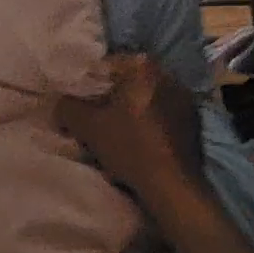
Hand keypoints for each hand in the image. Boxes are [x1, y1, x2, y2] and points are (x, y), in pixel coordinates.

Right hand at [57, 54, 203, 199]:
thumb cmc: (130, 147)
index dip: (89, 84)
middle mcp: (168, 73)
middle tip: (96, 118)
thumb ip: (68, 108)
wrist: (173, 186)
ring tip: (118, 133)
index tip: (79, 103)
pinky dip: (151, 123)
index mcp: (144, 66)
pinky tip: (141, 143)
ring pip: (148, 98)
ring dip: (134, 111)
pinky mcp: (194, 122)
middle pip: (129, 81)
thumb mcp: (89, 127)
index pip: (107, 66)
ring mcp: (185, 98)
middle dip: (113, 97)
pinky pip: (164, 115)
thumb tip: (59, 104)